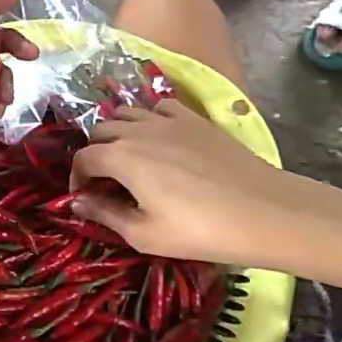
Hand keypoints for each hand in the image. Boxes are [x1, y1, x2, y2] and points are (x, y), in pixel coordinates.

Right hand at [68, 100, 311, 268]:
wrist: (264, 211)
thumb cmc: (199, 230)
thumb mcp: (144, 234)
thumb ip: (105, 214)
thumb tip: (77, 202)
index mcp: (120, 157)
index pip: (83, 158)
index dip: (77, 178)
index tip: (85, 198)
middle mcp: (138, 130)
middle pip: (101, 131)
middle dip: (95, 154)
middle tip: (105, 181)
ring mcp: (168, 120)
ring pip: (127, 114)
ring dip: (118, 133)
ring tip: (128, 159)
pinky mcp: (195, 119)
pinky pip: (159, 107)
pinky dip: (149, 119)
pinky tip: (160, 140)